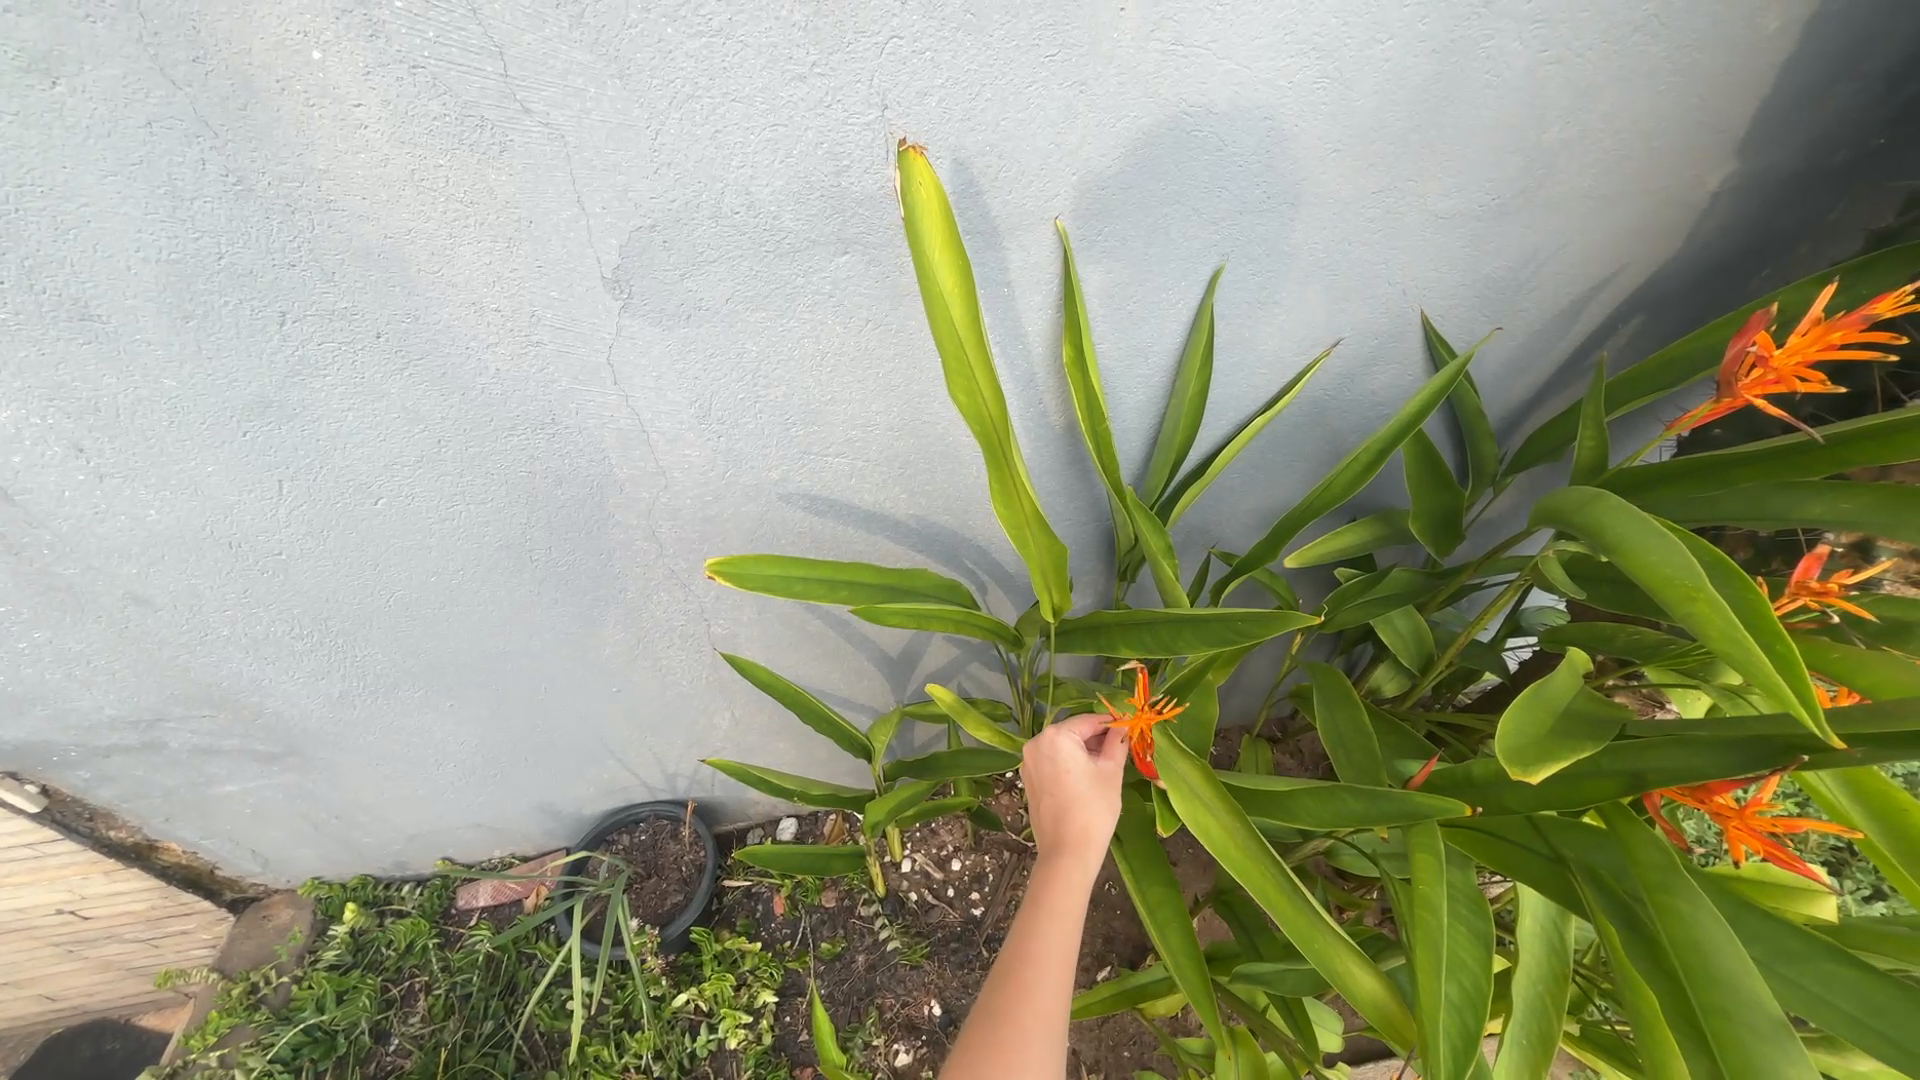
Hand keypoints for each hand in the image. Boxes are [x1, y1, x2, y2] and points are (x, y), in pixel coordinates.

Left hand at [1020, 712, 1127, 878]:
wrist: (1068, 852)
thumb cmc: (1094, 808)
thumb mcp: (1111, 771)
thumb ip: (1116, 743)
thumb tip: (1122, 727)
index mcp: (1055, 736)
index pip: (1088, 720)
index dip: (1111, 723)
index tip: (1129, 727)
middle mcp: (1036, 743)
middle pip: (1073, 732)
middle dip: (1096, 738)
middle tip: (1121, 747)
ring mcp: (1029, 762)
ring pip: (1062, 747)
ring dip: (1083, 751)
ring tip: (1107, 763)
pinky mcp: (1029, 779)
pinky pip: (1052, 762)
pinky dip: (1069, 763)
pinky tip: (1088, 776)